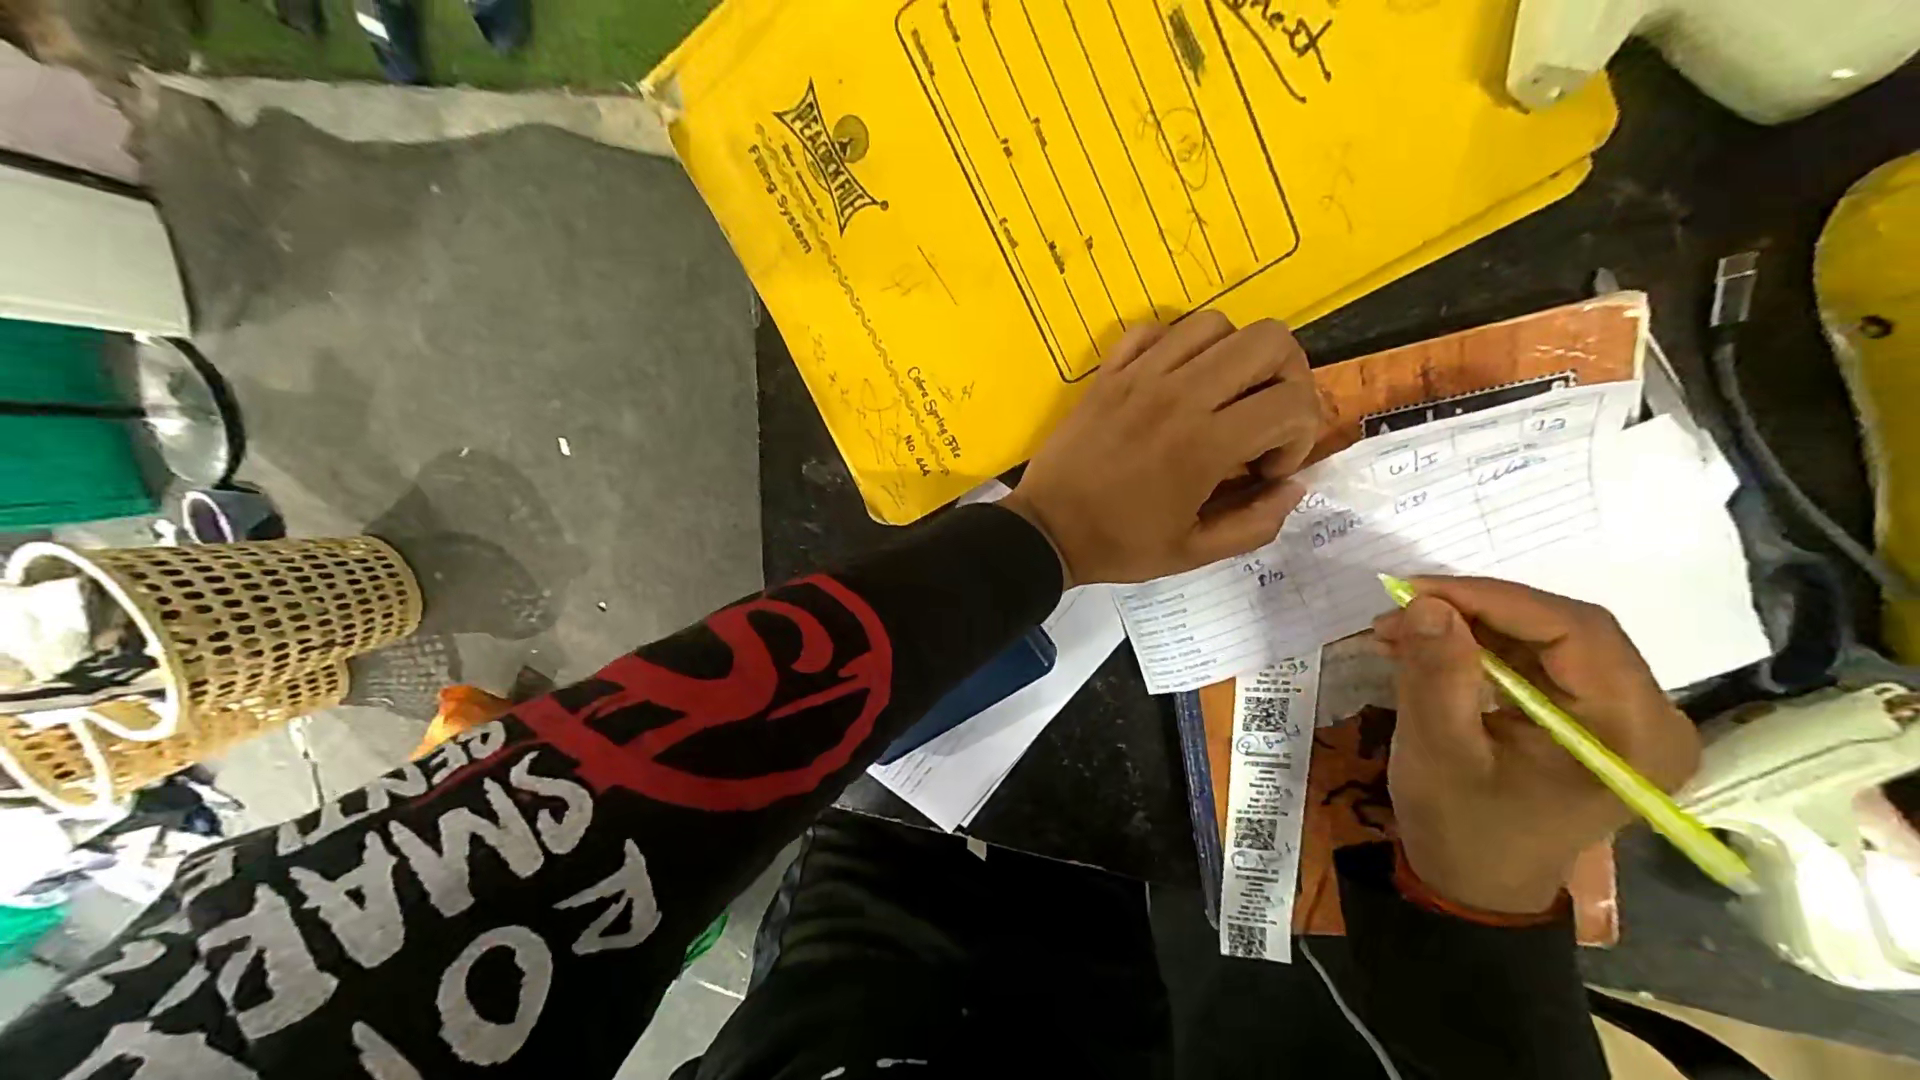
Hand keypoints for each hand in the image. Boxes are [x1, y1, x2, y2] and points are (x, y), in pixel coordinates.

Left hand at [1001, 314, 1324, 584]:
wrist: (1045, 531)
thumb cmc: (1118, 545)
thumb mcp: (1194, 553)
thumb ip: (1256, 524)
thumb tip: (1294, 485)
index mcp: (1205, 444)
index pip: (1293, 401)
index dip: (1301, 435)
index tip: (1267, 468)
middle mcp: (1177, 396)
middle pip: (1268, 340)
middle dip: (1287, 377)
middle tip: (1263, 418)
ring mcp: (1138, 376)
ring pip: (1215, 324)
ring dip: (1234, 356)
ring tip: (1220, 398)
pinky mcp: (1107, 373)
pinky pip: (1153, 330)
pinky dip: (1176, 345)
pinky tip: (1173, 382)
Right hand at [1372, 577, 1699, 913]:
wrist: (1475, 882)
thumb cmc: (1462, 826)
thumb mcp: (1438, 750)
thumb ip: (1437, 675)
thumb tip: (1425, 603)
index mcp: (1631, 733)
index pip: (1577, 632)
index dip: (1494, 599)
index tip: (1415, 591)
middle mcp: (1646, 716)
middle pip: (1565, 629)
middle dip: (1477, 609)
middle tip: (1402, 608)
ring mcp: (1618, 715)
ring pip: (1544, 637)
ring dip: (1469, 624)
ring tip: (1399, 628)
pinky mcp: (1585, 716)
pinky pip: (1534, 659)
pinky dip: (1476, 645)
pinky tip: (1425, 646)